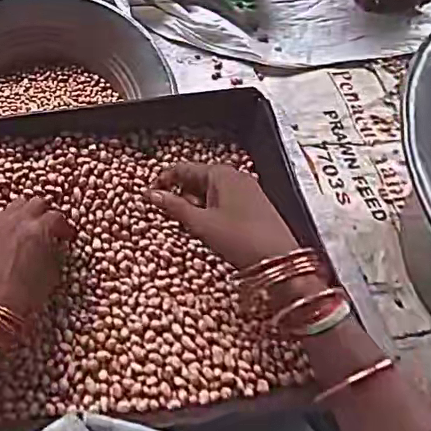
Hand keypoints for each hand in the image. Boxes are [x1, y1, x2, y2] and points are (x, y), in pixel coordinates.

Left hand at [0, 196, 72, 322]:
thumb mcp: (50, 276)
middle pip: (35, 203)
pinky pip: (0, 219)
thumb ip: (54, 253)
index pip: (56, 217)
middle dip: (45, 214)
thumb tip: (54, 245)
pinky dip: (9, 224)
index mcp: (38, 230)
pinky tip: (11, 239)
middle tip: (49, 228)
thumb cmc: (22, 296)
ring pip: (16, 206)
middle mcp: (17, 221)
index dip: (64, 227)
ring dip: (25, 214)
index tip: (66, 236)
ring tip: (29, 230)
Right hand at [147, 163, 297, 269]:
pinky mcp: (254, 205)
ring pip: (209, 192)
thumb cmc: (240, 239)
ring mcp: (247, 190)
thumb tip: (152, 195)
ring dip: (195, 206)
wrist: (281, 261)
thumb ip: (174, 206)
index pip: (182, 169)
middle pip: (196, 179)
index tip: (149, 196)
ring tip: (189, 225)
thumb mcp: (200, 224)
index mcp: (220, 174)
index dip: (163, 181)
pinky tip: (208, 229)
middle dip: (180, 195)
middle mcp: (235, 176)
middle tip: (168, 214)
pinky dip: (210, 211)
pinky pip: (223, 201)